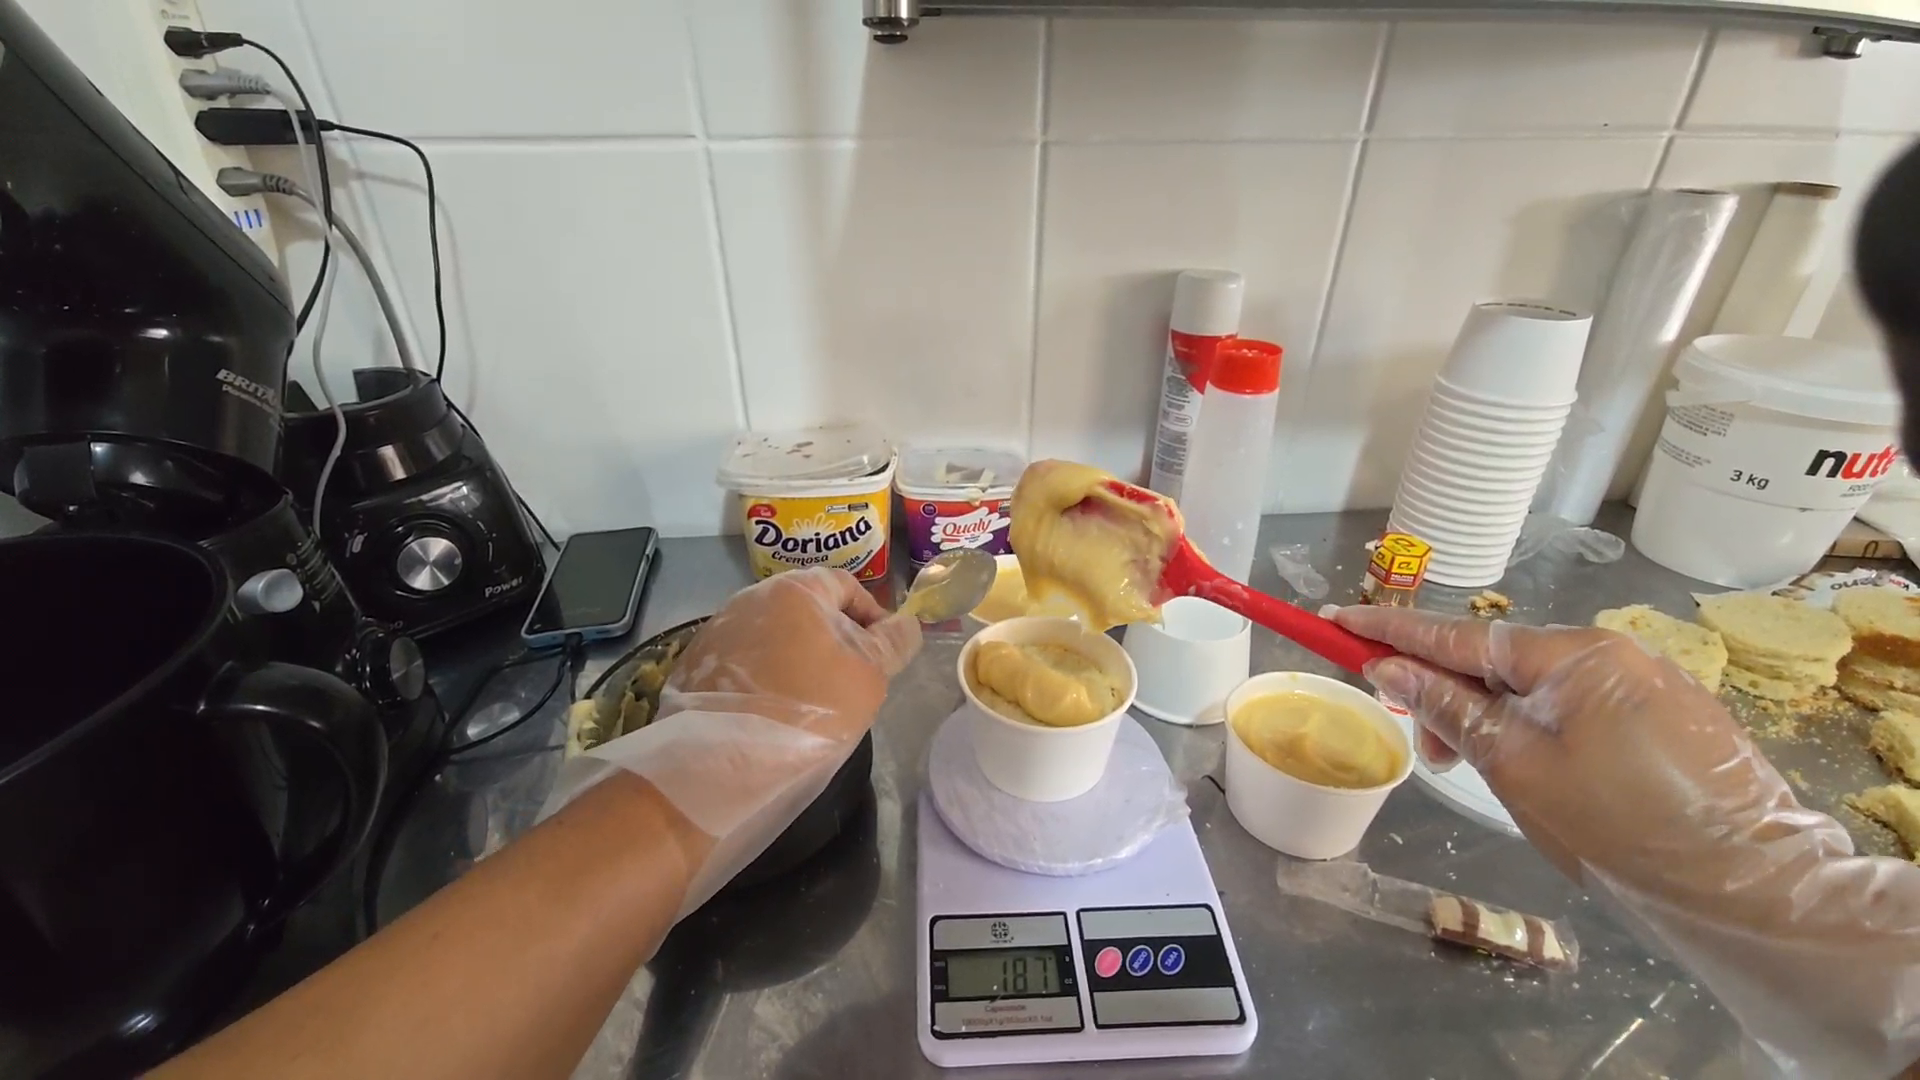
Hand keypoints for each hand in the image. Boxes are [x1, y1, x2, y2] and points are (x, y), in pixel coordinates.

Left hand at [665, 566, 921, 737]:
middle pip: (808, 609)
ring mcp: (717, 632)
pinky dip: (765, 678)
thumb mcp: (869, 676)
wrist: (720, 764)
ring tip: (811, 701)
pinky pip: (745, 662)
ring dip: (798, 658)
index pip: (846, 585)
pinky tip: (772, 712)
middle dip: (834, 639)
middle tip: (850, 680)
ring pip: (775, 636)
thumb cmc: (809, 708)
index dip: (873, 616)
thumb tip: (906, 623)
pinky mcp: (695, 666)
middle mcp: (750, 598)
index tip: (882, 654)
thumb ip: (893, 642)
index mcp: (794, 589)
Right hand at [1329, 606, 1781, 886]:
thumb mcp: (1513, 765)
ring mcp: (1636, 681)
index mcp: (1570, 654)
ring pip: (1526, 685)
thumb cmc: (1617, 826)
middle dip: (1441, 690)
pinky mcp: (1655, 713)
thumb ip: (1447, 708)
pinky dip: (1523, 724)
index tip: (1334, 618)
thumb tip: (1388, 667)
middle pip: (1491, 659)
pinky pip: (1565, 703)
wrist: (1757, 894)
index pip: (1455, 635)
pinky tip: (1515, 760)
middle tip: (1412, 735)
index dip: (1387, 629)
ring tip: (1460, 763)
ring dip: (1482, 714)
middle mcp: (1604, 652)